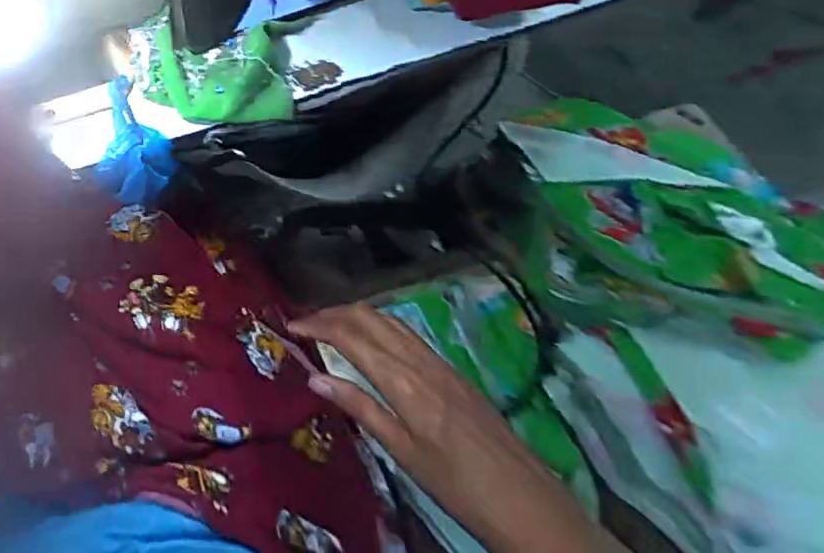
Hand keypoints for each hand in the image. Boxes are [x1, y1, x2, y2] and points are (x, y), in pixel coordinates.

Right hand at [290, 304, 614, 552]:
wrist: (534, 509)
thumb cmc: (460, 488)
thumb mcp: (403, 452)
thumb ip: (359, 408)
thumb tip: (313, 377)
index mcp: (403, 381)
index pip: (348, 335)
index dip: (315, 325)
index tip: (289, 327)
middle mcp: (419, 361)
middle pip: (368, 316)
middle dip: (332, 312)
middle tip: (306, 324)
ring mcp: (440, 364)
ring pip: (389, 319)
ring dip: (356, 314)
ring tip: (332, 327)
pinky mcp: (454, 372)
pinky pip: (407, 333)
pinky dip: (379, 325)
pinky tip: (372, 342)